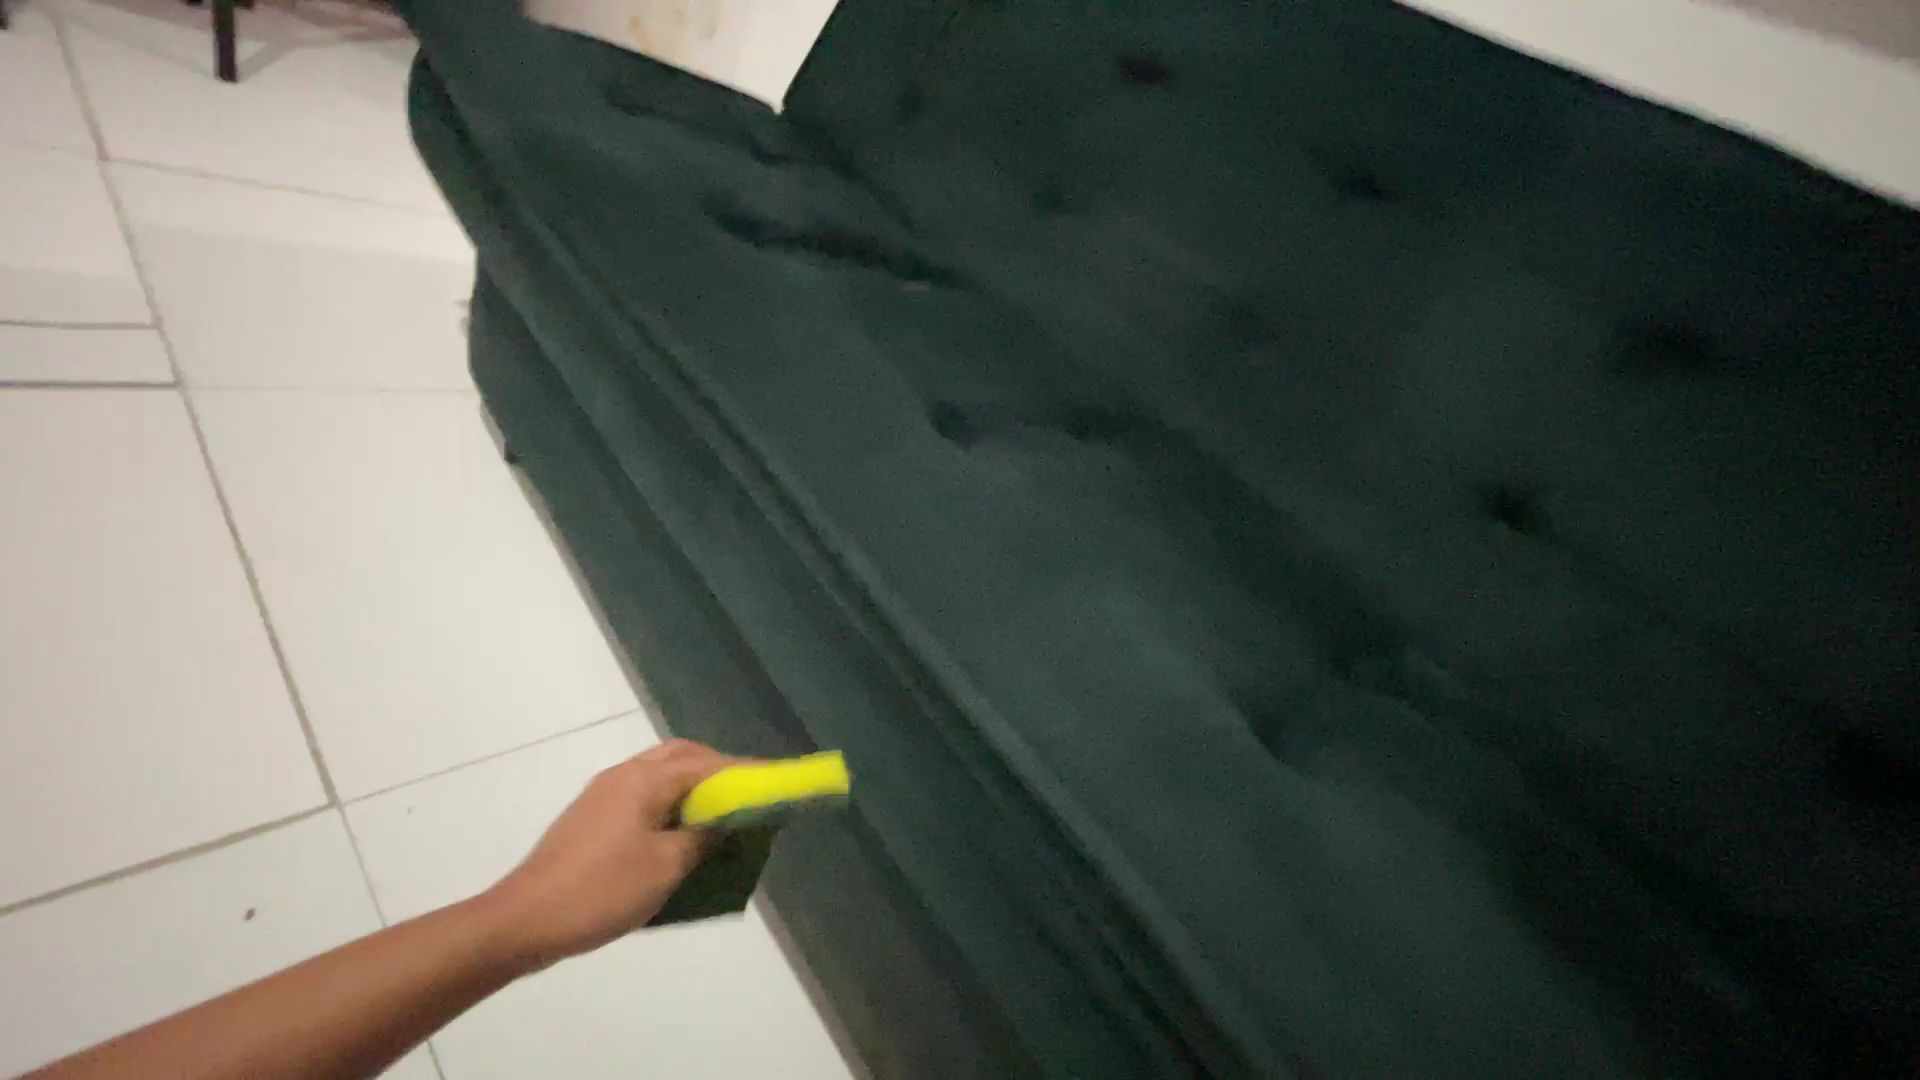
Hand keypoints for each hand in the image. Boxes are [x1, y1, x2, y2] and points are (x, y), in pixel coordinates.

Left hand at [481, 739, 735, 969]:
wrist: (521, 922)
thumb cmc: (600, 891)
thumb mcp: (666, 867)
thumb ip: (703, 838)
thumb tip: (724, 823)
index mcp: (645, 779)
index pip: (707, 764)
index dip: (743, 771)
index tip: (775, 779)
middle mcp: (624, 775)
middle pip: (681, 756)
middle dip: (717, 768)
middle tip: (745, 791)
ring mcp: (603, 794)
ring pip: (659, 773)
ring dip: (692, 784)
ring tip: (718, 811)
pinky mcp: (591, 817)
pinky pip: (643, 794)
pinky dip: (670, 801)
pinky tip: (679, 830)